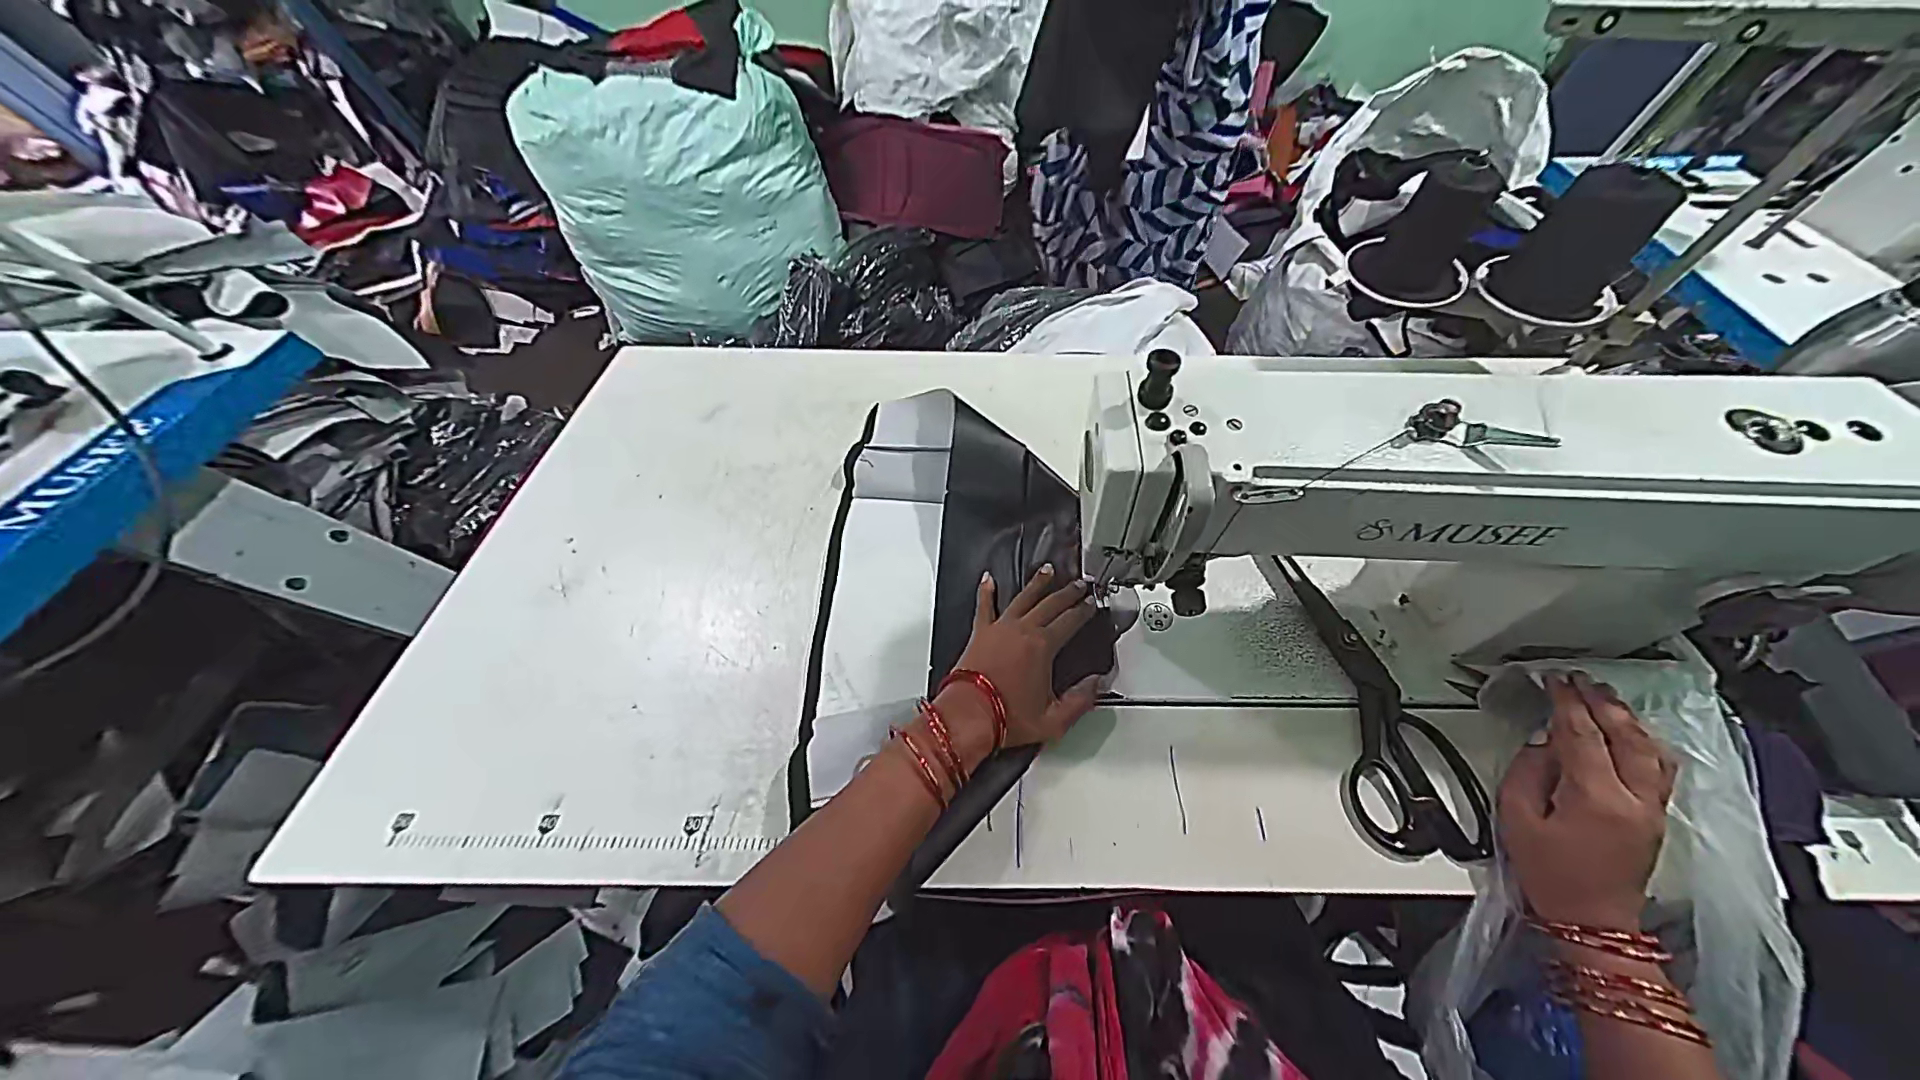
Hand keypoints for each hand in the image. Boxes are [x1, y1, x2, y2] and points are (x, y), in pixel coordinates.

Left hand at [945, 565, 1102, 748]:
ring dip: (1037, 583)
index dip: (1085, 609)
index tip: (1092, 602)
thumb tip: (1096, 684)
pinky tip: (988, 580)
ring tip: (1047, 571)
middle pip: (1051, 603)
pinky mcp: (979, 633)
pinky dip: (987, 591)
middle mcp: (1022, 631)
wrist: (969, 716)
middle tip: (1080, 584)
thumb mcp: (1054, 719)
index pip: (1070, 620)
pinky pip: (984, 605)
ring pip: (1023, 597)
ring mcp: (999, 629)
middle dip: (1068, 592)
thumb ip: (1081, 700)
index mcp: (1042, 647)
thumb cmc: (1005, 717)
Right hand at [1498, 672, 1676, 931]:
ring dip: (1626, 718)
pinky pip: (1659, 767)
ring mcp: (1652, 809)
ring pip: (1650, 750)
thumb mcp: (1517, 815)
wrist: (1590, 916)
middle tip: (1579, 679)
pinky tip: (1630, 730)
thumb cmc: (1548, 870)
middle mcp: (1634, 800)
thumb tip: (1542, 745)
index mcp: (1595, 797)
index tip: (1553, 681)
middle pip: (1624, 736)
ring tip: (1604, 696)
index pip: (1581, 735)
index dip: (1566, 703)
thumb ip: (1527, 771)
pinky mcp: (1656, 816)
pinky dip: (1643, 740)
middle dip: (1600, 702)